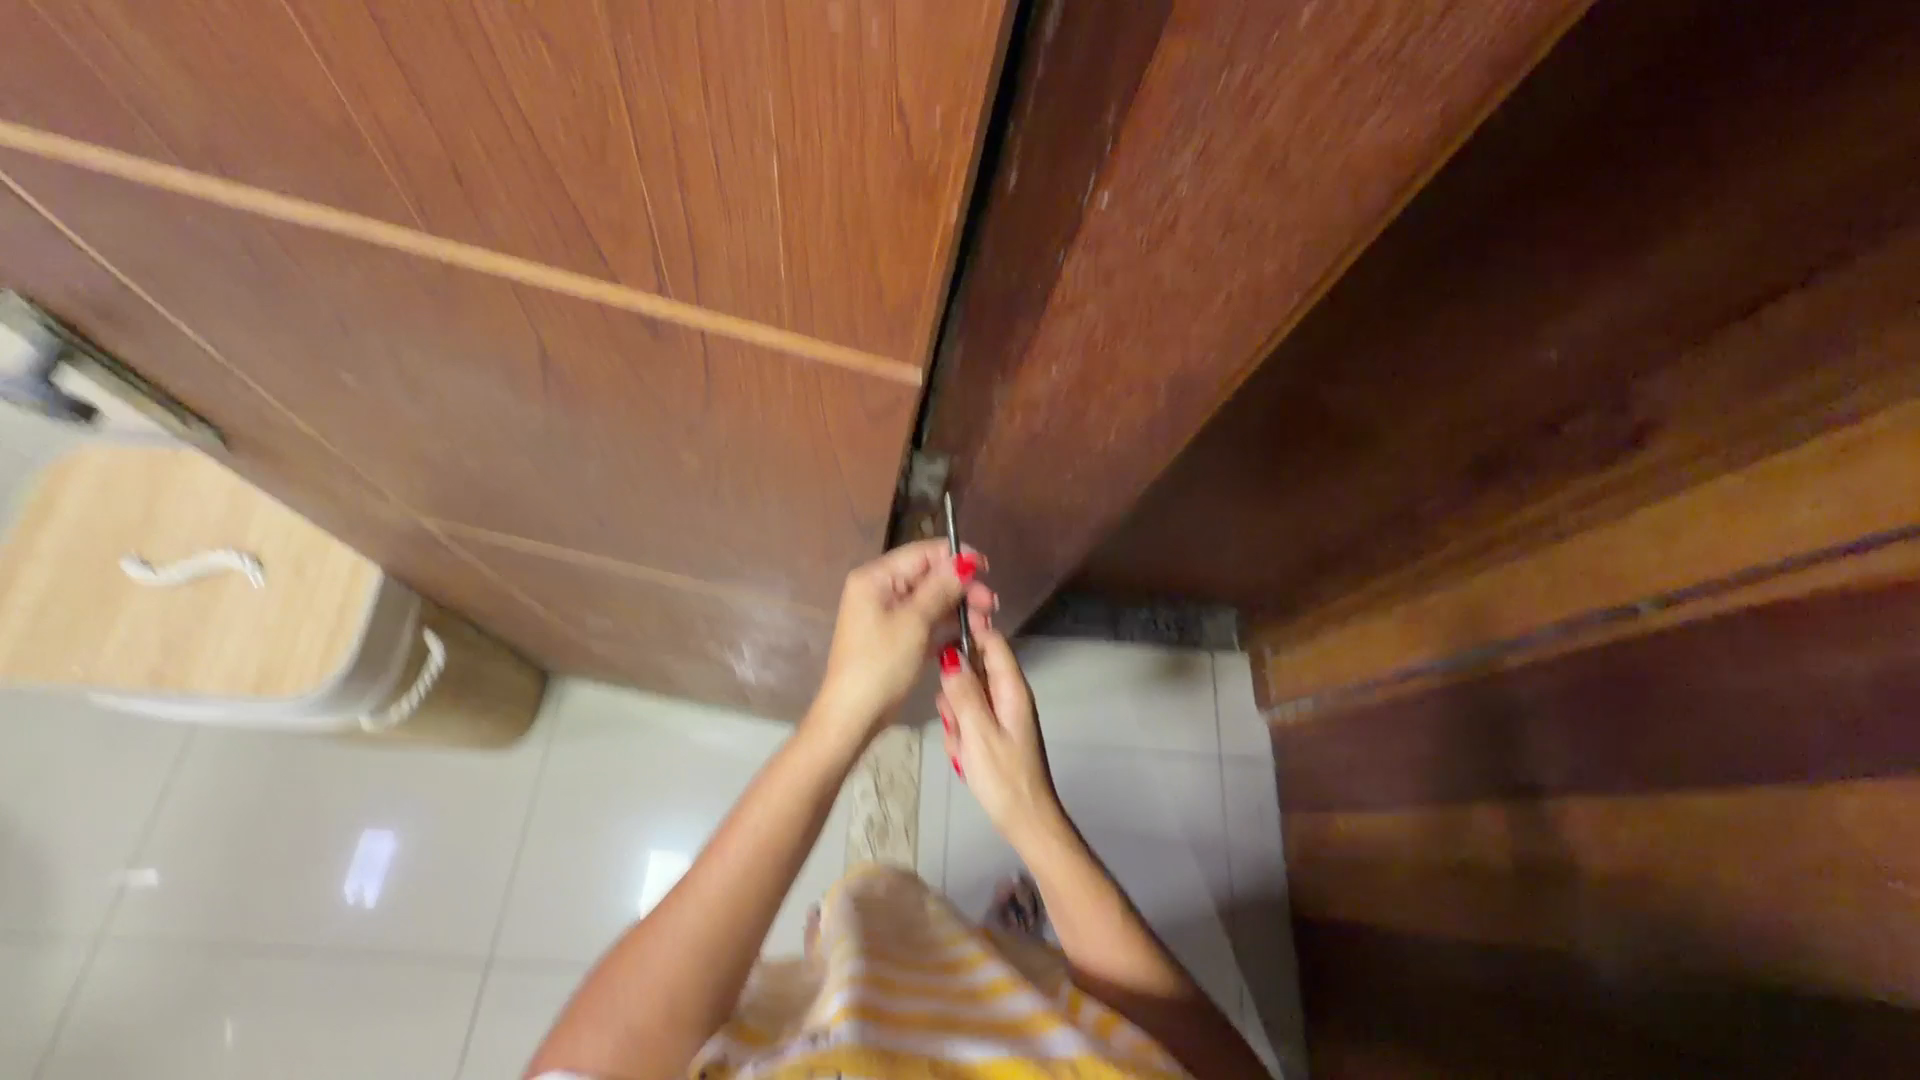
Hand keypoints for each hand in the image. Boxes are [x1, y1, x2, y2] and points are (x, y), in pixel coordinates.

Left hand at [810, 539, 995, 744]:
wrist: (854, 714)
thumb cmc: (882, 664)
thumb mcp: (915, 622)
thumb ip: (941, 588)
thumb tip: (966, 560)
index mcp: (876, 577)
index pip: (923, 553)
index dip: (957, 558)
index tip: (987, 570)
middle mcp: (880, 588)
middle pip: (929, 575)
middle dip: (961, 587)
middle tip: (990, 606)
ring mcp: (887, 613)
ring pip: (931, 599)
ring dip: (958, 607)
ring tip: (983, 624)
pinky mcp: (895, 635)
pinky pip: (925, 620)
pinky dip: (946, 625)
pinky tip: (968, 634)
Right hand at [937, 622, 1064, 844]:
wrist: (1025, 821)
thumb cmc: (1004, 777)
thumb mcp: (977, 733)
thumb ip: (963, 693)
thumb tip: (951, 655)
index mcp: (1011, 690)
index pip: (993, 643)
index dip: (970, 630)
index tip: (941, 628)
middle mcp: (1008, 696)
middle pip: (973, 671)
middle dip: (955, 691)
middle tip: (954, 720)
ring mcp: (1001, 716)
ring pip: (965, 698)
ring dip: (955, 718)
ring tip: (961, 745)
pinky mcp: (993, 734)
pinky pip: (968, 722)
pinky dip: (961, 736)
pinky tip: (963, 756)